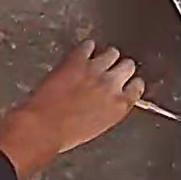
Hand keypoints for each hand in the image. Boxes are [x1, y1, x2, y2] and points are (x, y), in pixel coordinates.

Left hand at [0, 41, 144, 179]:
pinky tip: (82, 52)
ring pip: (112, 52)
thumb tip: (108, 101)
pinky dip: (86, 48)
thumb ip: (109, 109)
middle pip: (128, 65)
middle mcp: (112, 84)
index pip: (137, 86)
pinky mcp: (78, 60)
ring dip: (105, 56)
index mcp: (119, 105)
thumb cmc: (65, 134)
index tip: (128, 82)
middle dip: (120, 67)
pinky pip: (89, 45)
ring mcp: (95, 69)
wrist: (43, 128)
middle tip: (110, 70)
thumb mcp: (98, 126)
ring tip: (96, 60)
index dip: (132, 82)